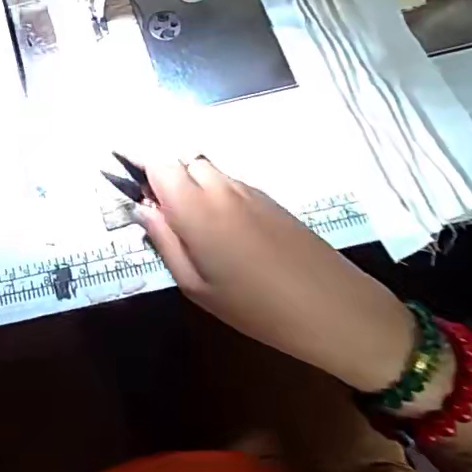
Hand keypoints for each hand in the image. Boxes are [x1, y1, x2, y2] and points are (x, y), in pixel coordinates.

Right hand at [135, 157, 414, 391]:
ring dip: (195, 191)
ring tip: (201, 236)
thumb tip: (143, 209)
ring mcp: (250, 190)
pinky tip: (231, 238)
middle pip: (184, 163)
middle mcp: (223, 187)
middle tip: (169, 225)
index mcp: (198, 207)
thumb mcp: (197, 287)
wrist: (332, 306)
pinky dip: (219, 199)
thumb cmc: (255, 307)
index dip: (143, 176)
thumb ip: (165, 242)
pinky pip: (232, 186)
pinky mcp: (271, 199)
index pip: (159, 163)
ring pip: (209, 173)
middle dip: (169, 184)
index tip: (139, 202)